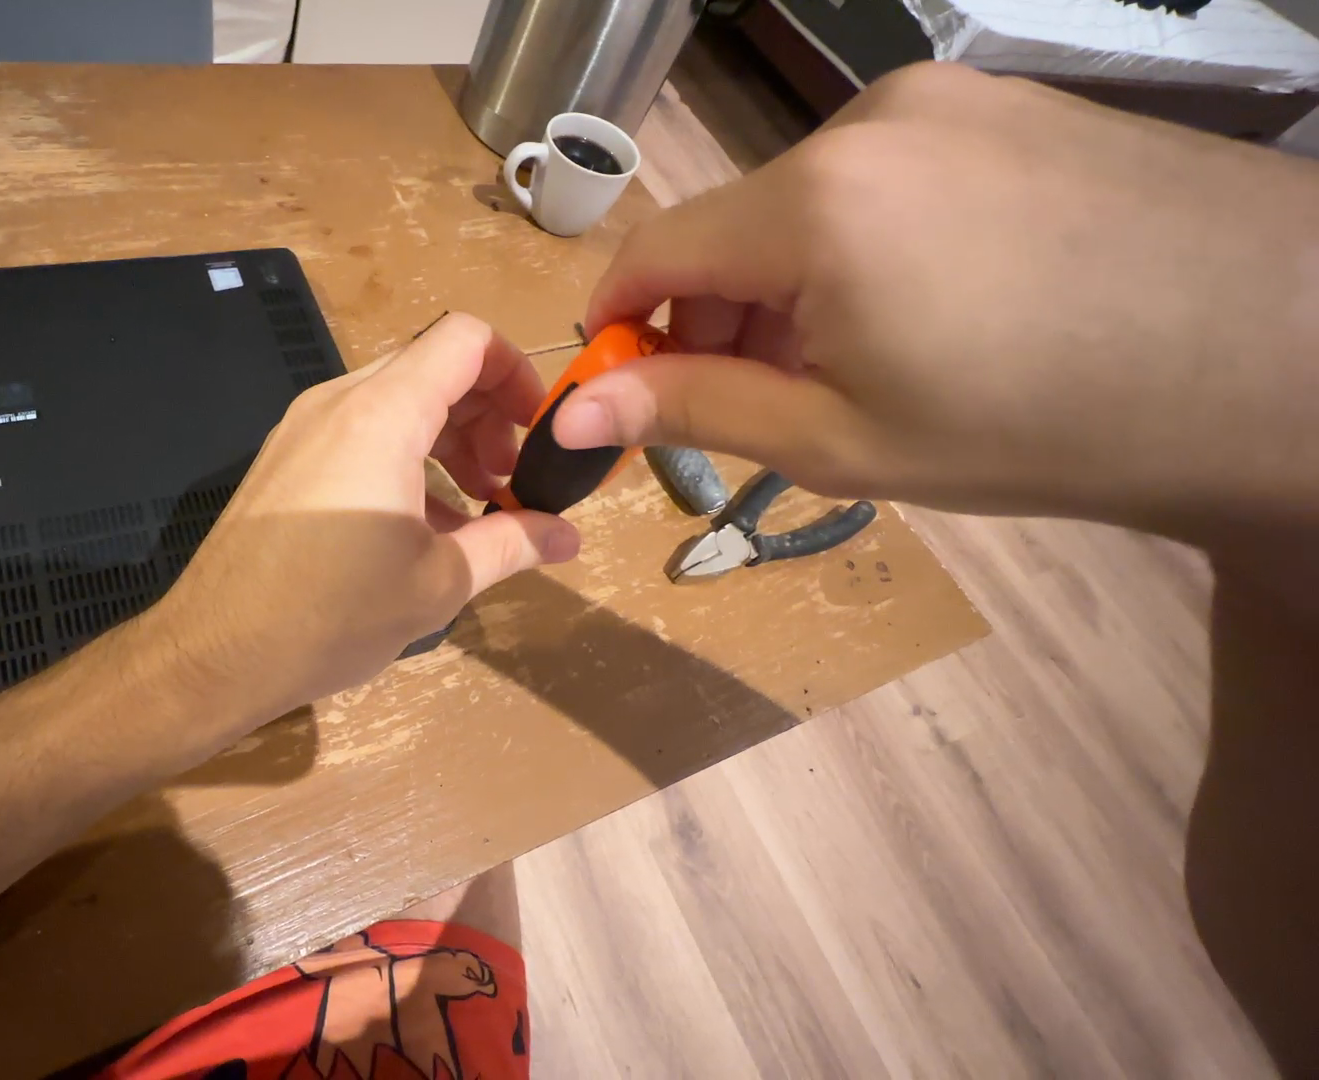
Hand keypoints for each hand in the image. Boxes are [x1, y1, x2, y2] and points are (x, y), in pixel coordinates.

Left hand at [152, 313, 580, 718]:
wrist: (214, 653)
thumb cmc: (333, 614)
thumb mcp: (438, 582)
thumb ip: (512, 544)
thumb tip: (571, 538)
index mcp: (382, 415)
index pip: (465, 339)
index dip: (515, 371)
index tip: (536, 430)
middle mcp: (337, 402)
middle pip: (431, 368)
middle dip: (485, 416)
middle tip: (507, 482)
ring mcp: (302, 429)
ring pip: (395, 401)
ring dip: (446, 441)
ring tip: (473, 507)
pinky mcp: (284, 460)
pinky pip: (358, 433)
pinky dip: (402, 458)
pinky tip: (420, 524)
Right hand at [551, 62, 1318, 535]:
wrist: (1301, 360)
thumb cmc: (1037, 424)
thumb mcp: (832, 439)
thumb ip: (687, 410)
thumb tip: (568, 418)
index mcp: (812, 205)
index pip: (649, 250)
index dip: (616, 322)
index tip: (624, 387)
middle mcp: (861, 124)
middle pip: (719, 231)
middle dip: (704, 320)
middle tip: (746, 403)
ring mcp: (939, 102)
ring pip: (787, 209)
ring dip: (772, 292)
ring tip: (836, 369)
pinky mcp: (995, 106)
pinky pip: (863, 183)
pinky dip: (839, 255)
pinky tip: (905, 313)